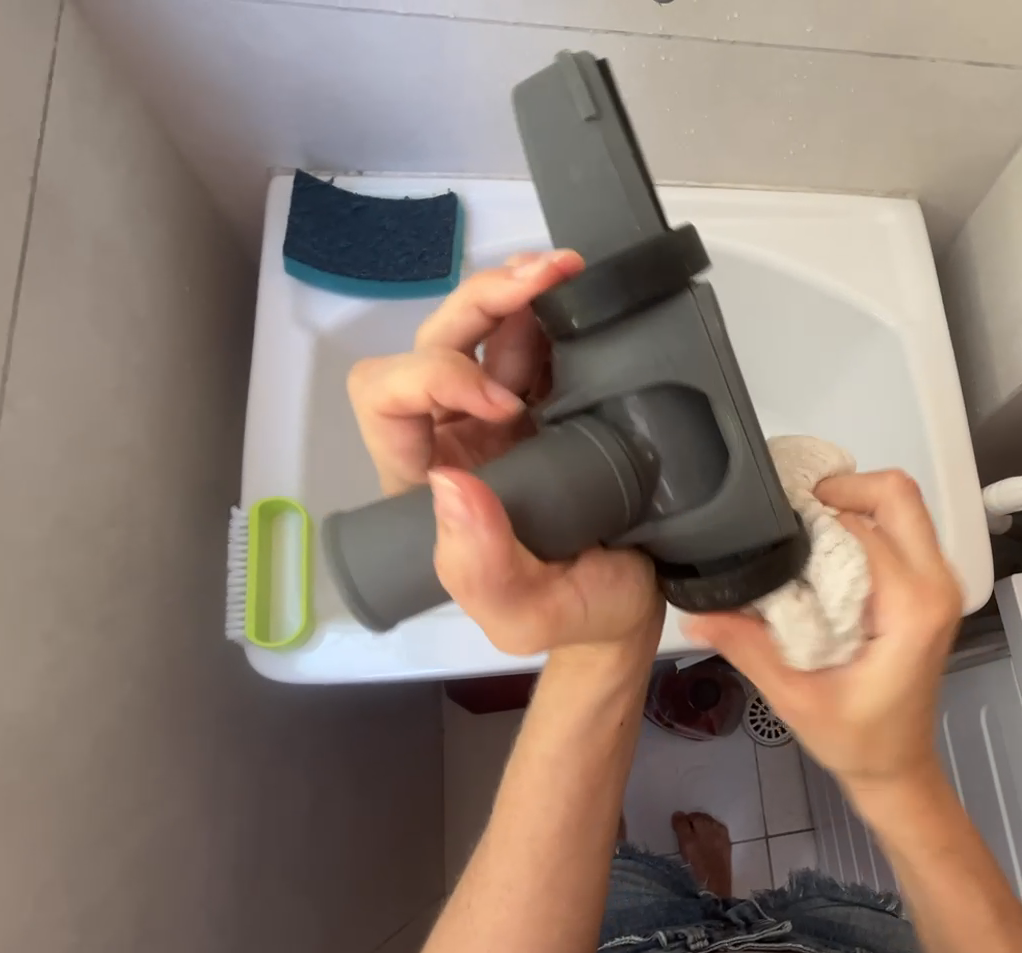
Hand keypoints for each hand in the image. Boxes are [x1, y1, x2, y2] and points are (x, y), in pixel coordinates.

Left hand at [347, 253, 662, 658]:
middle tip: (544, 278)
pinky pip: (541, 346)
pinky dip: (556, 312)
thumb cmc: (576, 615)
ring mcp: (505, 420)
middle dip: (481, 302)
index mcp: (426, 484)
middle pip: (434, 343)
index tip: (509, 407)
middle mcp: (455, 440)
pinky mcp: (553, 409)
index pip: (388, 401)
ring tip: (566, 269)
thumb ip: (478, 567)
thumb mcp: (523, 613)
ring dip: (517, 291)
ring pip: (488, 332)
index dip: (436, 379)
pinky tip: (583, 295)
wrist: (633, 604)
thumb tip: (451, 482)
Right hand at [686, 470, 962, 790]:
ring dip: (854, 500)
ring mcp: (940, 582)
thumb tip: (698, 612)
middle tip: (794, 509)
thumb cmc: (858, 740)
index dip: (815, 517)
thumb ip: (749, 647)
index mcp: (912, 609)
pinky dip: (865, 520)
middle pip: (897, 495)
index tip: (775, 525)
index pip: (862, 529)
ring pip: (903, 505)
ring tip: (804, 525)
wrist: (898, 764)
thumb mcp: (796, 697)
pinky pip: (903, 527)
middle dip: (842, 486)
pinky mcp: (931, 586)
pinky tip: (825, 545)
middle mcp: (936, 585)